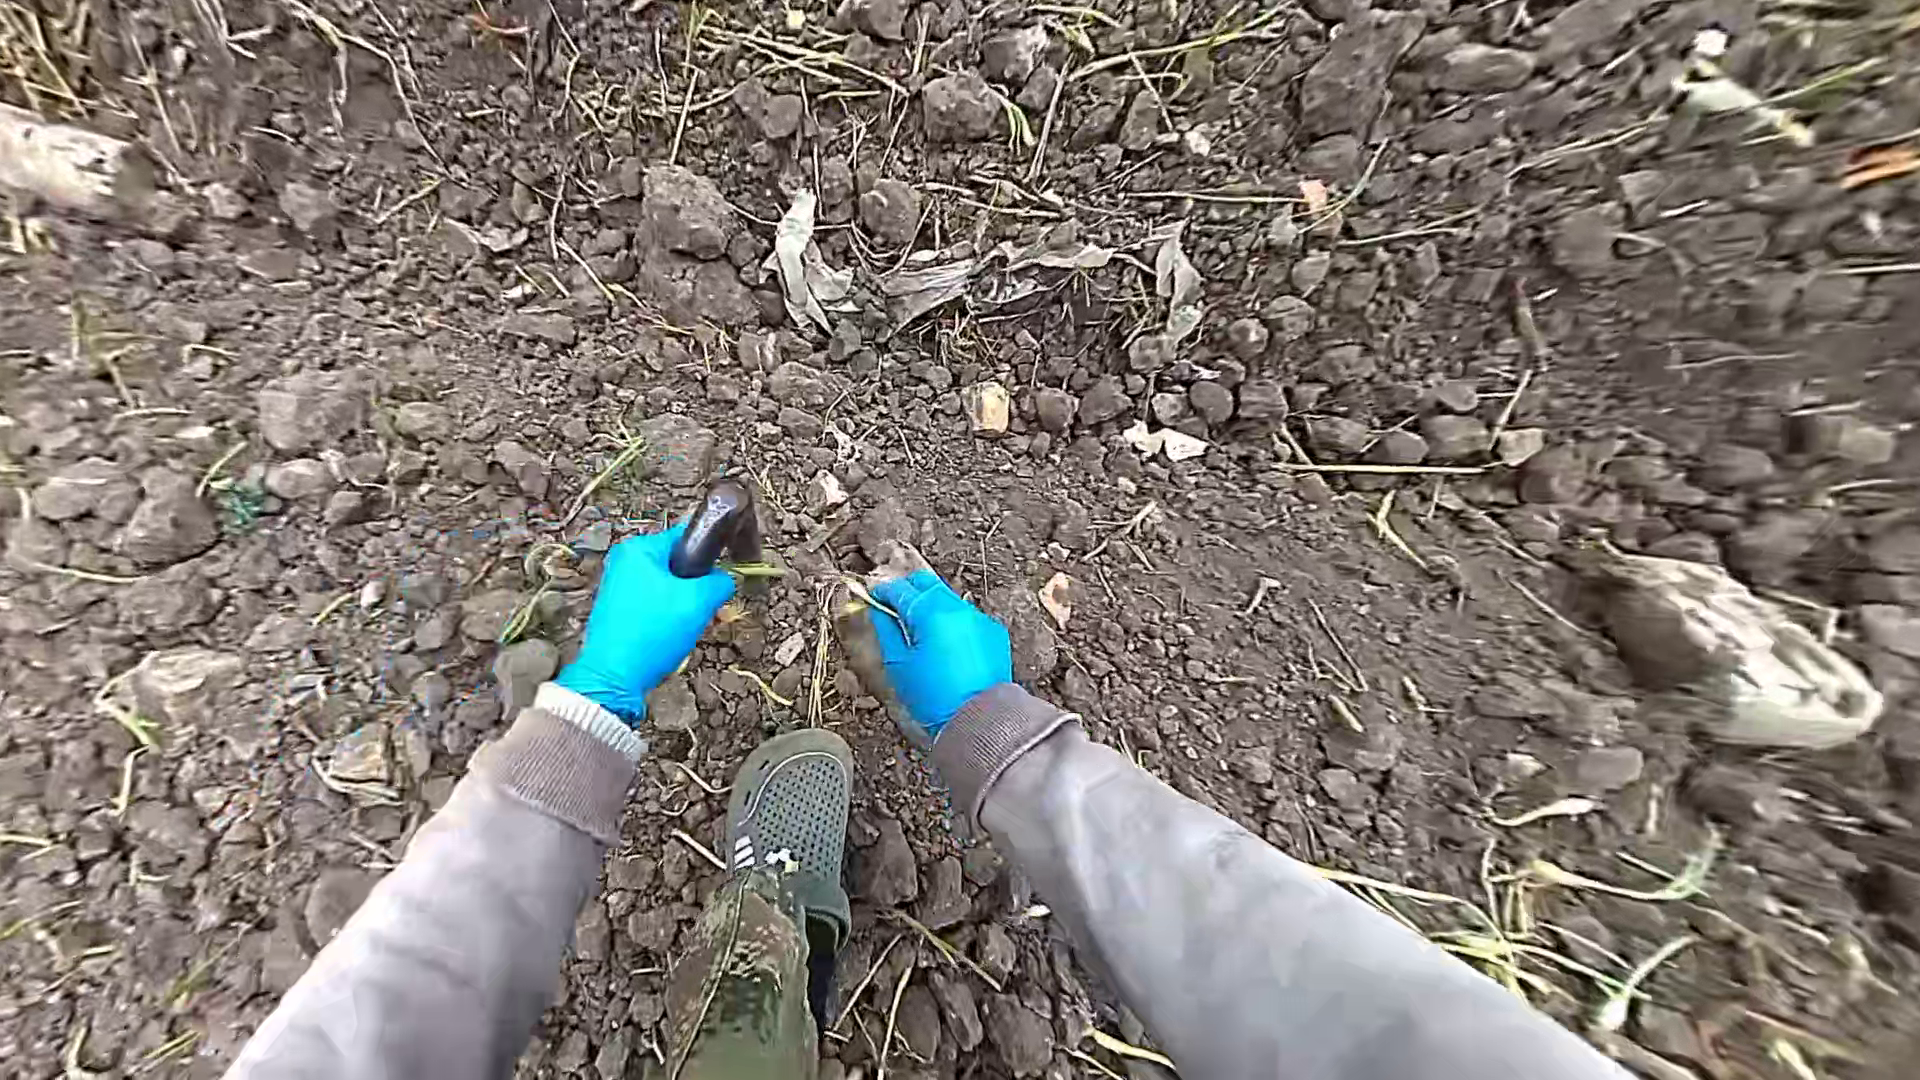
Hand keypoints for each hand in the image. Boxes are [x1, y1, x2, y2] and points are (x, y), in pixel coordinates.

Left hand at [555, 524, 735, 722]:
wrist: (614, 678)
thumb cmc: (653, 632)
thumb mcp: (699, 601)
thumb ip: (720, 581)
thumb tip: (724, 579)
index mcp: (639, 550)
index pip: (687, 538)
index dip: (709, 558)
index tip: (717, 581)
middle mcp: (625, 562)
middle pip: (681, 565)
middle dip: (698, 588)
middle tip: (703, 608)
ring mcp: (620, 586)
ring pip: (672, 587)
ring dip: (687, 605)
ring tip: (687, 625)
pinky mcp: (620, 609)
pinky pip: (658, 603)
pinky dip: (671, 616)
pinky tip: (673, 634)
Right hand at [868, 569, 1011, 741]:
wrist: (980, 719)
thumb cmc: (935, 697)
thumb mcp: (899, 664)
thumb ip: (886, 631)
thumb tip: (878, 612)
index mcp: (931, 613)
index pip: (901, 589)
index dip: (884, 593)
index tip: (875, 599)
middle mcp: (957, 608)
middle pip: (926, 584)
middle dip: (908, 591)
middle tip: (895, 608)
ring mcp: (978, 618)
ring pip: (947, 598)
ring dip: (931, 606)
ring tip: (920, 630)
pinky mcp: (992, 631)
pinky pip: (966, 616)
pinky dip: (952, 622)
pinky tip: (946, 644)